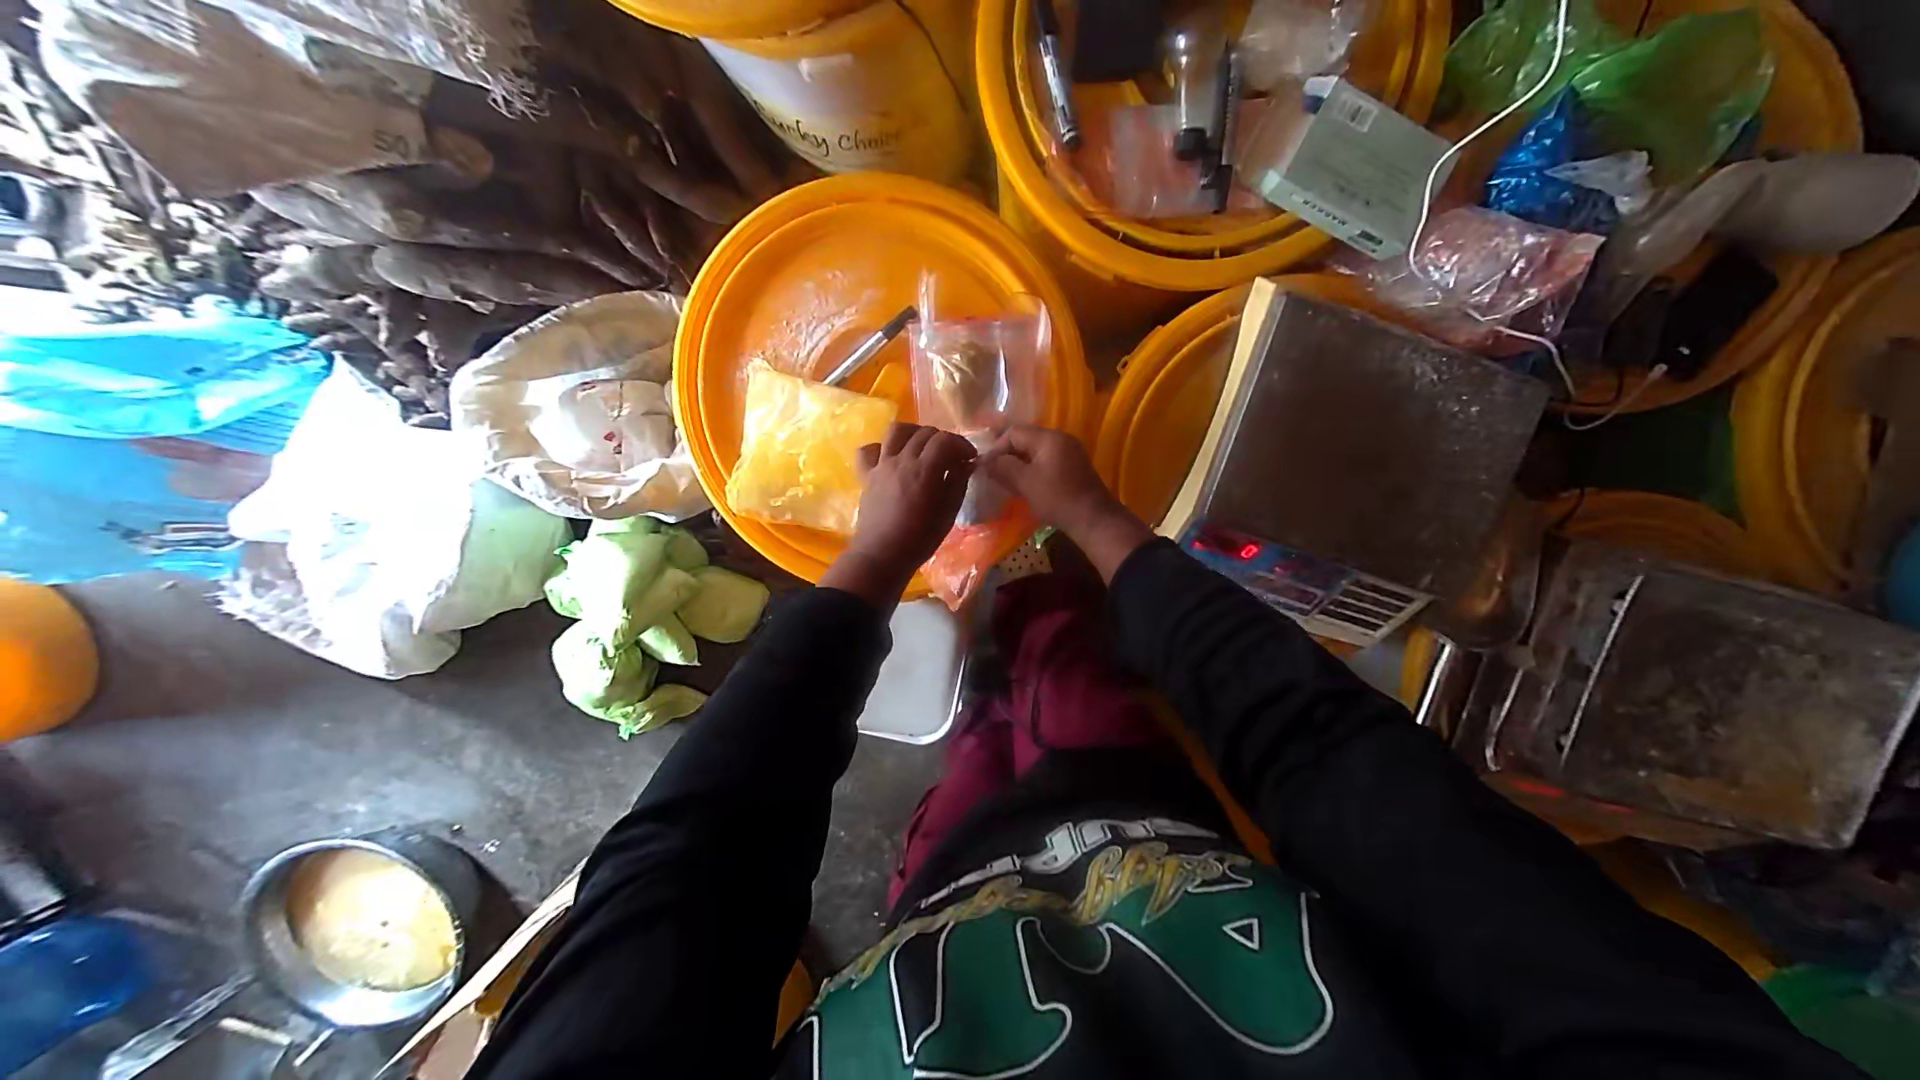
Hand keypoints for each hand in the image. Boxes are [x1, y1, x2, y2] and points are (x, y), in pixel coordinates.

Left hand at [821, 423, 975, 607]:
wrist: (882, 556)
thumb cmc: (920, 539)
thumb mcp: (948, 513)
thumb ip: (958, 483)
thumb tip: (965, 464)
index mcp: (925, 470)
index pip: (946, 440)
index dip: (962, 444)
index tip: (969, 458)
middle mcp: (902, 460)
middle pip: (924, 433)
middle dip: (942, 440)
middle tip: (950, 457)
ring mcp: (881, 465)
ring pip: (896, 431)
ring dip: (914, 433)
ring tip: (922, 448)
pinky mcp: (866, 475)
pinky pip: (869, 450)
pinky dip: (882, 448)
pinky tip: (891, 459)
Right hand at [980, 424, 1152, 581]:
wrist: (1094, 520)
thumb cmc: (1058, 499)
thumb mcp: (1026, 483)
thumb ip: (1003, 467)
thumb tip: (985, 461)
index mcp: (1049, 438)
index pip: (1014, 432)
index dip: (996, 448)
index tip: (986, 468)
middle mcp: (1060, 439)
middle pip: (1025, 439)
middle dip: (1007, 456)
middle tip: (994, 475)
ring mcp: (1069, 452)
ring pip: (1035, 451)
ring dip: (1019, 464)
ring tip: (1007, 482)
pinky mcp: (1073, 467)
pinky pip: (1046, 461)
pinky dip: (1032, 470)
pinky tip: (1026, 486)